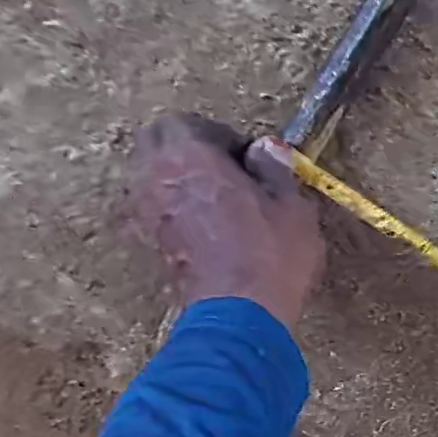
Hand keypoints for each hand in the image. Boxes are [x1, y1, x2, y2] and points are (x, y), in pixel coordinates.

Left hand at [131, 113, 324, 327]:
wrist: (240, 314)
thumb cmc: (270, 254)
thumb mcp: (291, 207)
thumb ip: (276, 170)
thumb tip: (267, 148)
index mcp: (189, 154)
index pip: (188, 122)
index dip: (221, 136)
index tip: (250, 160)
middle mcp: (155, 176)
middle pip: (157, 143)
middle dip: (188, 150)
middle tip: (228, 173)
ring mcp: (146, 213)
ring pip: (153, 177)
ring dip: (180, 180)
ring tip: (219, 202)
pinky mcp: (149, 245)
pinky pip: (157, 210)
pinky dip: (175, 210)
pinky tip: (207, 229)